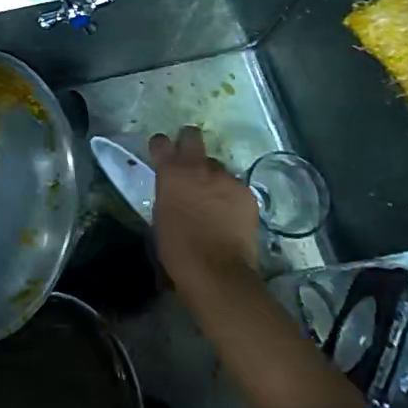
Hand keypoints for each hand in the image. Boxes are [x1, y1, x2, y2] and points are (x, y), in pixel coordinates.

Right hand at [149, 126, 261, 297]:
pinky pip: (235, 187)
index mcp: (172, 174)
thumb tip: (175, 192)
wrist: (217, 271)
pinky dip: (230, 197)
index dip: (160, 145)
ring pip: (217, 167)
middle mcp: (199, 167)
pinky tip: (230, 217)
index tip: (161, 153)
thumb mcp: (161, 219)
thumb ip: (168, 195)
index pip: (161, 142)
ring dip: (213, 179)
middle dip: (189, 143)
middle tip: (189, 163)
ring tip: (214, 203)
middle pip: (192, 136)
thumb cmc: (178, 251)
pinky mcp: (247, 192)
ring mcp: (227, 178)